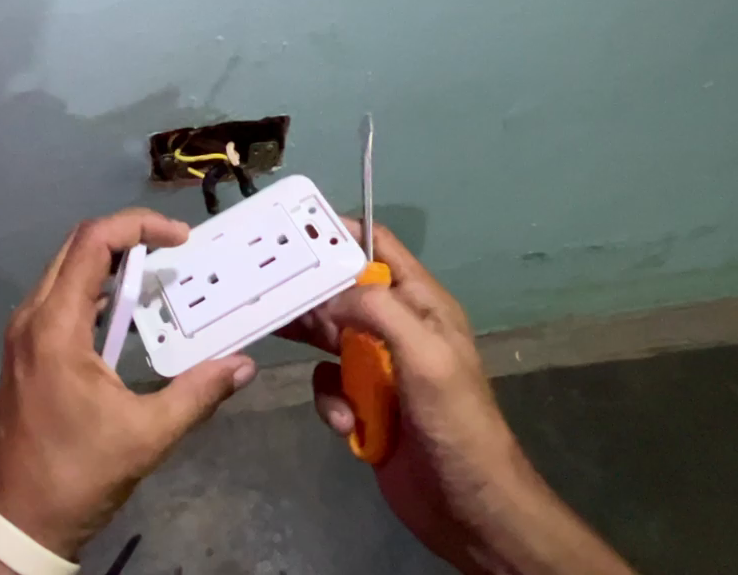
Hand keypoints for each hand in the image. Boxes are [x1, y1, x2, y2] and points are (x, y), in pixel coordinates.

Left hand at [0, 209, 257, 571]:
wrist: (15, 521)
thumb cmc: (76, 474)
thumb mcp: (146, 436)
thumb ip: (197, 394)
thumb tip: (242, 365)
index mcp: (55, 325)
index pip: (93, 242)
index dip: (138, 225)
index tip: (180, 238)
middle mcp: (32, 316)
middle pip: (77, 245)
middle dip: (127, 235)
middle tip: (173, 248)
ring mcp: (23, 332)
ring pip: (66, 268)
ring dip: (110, 261)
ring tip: (158, 273)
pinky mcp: (25, 349)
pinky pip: (60, 296)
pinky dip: (95, 288)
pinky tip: (127, 312)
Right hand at [280, 221, 634, 574]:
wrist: (469, 510)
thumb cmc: (455, 422)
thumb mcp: (425, 354)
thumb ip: (378, 309)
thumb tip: (329, 296)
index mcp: (421, 304)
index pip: (378, 247)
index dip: (341, 231)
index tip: (295, 227)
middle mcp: (397, 327)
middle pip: (342, 289)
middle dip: (310, 288)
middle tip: (268, 283)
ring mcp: (378, 366)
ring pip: (327, 335)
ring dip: (310, 343)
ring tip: (277, 333)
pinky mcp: (363, 402)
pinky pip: (327, 383)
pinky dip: (329, 400)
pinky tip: (345, 422)